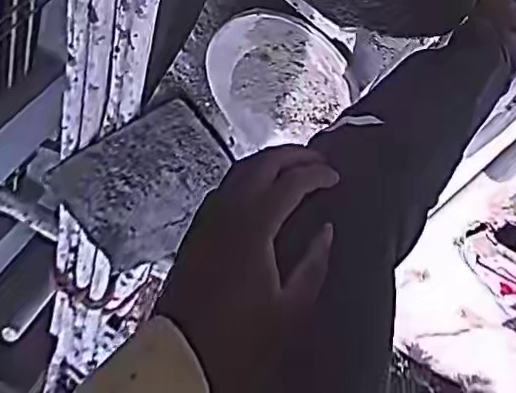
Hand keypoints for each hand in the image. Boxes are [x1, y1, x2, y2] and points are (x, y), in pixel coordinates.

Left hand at [155, 146, 337, 388]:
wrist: (181, 360)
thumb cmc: (236, 341)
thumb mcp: (289, 309)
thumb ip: (313, 264)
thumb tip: (325, 233)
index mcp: (255, 224)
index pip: (292, 181)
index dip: (318, 174)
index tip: (334, 177)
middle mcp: (230, 210)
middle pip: (265, 162)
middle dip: (294, 155)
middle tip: (316, 159)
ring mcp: (209, 217)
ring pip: (243, 169)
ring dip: (270, 161)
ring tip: (291, 166)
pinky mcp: (196, 229)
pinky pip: (226, 186)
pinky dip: (249, 176)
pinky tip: (258, 189)